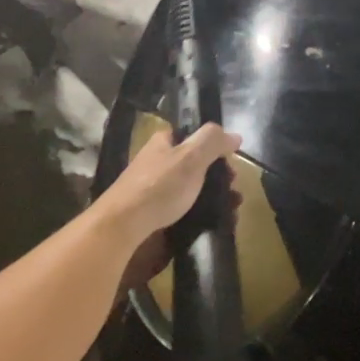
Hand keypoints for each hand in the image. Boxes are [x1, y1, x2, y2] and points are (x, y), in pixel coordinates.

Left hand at [93, 124, 241, 246]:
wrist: (125, 225)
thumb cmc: (159, 186)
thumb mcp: (189, 157)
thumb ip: (212, 142)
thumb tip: (235, 135)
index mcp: (163, 143)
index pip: (193, 136)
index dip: (214, 146)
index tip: (230, 162)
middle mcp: (159, 162)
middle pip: (196, 164)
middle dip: (219, 176)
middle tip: (234, 190)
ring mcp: (158, 188)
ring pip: (194, 188)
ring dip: (217, 196)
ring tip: (233, 210)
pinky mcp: (158, 212)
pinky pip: (188, 208)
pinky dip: (206, 213)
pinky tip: (220, 222)